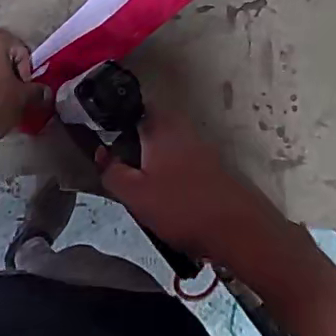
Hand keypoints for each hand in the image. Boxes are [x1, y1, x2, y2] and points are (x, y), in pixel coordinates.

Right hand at [98, 107, 293, 268]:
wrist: (234, 228)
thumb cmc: (180, 207)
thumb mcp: (134, 194)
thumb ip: (112, 170)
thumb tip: (101, 153)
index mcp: (161, 127)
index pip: (134, 107)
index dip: (116, 118)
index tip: (102, 136)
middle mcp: (183, 129)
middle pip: (151, 126)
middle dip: (133, 143)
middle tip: (119, 167)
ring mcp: (201, 147)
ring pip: (167, 144)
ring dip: (151, 160)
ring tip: (140, 187)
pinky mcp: (212, 167)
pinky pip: (181, 161)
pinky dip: (169, 172)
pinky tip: (165, 197)